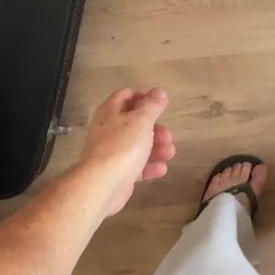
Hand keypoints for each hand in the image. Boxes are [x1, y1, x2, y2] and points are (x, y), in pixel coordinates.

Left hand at [78, 88, 175, 215]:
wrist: (104, 183)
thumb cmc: (123, 145)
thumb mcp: (142, 120)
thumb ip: (152, 105)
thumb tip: (159, 91)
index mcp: (110, 112)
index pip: (125, 95)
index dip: (143, 96)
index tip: (161, 102)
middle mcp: (108, 130)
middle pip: (134, 123)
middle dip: (155, 128)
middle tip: (168, 135)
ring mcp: (111, 152)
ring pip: (137, 145)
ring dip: (156, 147)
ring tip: (170, 153)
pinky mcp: (116, 172)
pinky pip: (135, 165)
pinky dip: (149, 166)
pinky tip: (162, 169)